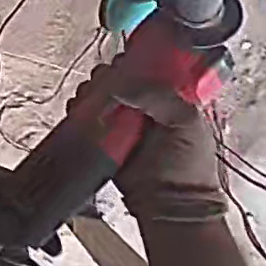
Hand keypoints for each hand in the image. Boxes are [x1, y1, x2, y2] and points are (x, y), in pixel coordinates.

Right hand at [72, 56, 226, 222]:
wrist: (168, 203)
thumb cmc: (187, 166)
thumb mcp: (185, 121)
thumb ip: (156, 95)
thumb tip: (118, 84)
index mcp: (165, 95)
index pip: (142, 66)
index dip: (130, 61)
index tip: (123, 65)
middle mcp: (139, 104)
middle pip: (112, 77)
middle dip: (106, 79)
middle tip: (108, 89)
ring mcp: (117, 120)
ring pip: (94, 93)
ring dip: (90, 94)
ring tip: (98, 106)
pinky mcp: (99, 137)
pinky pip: (81, 116)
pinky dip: (78, 111)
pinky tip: (83, 115)